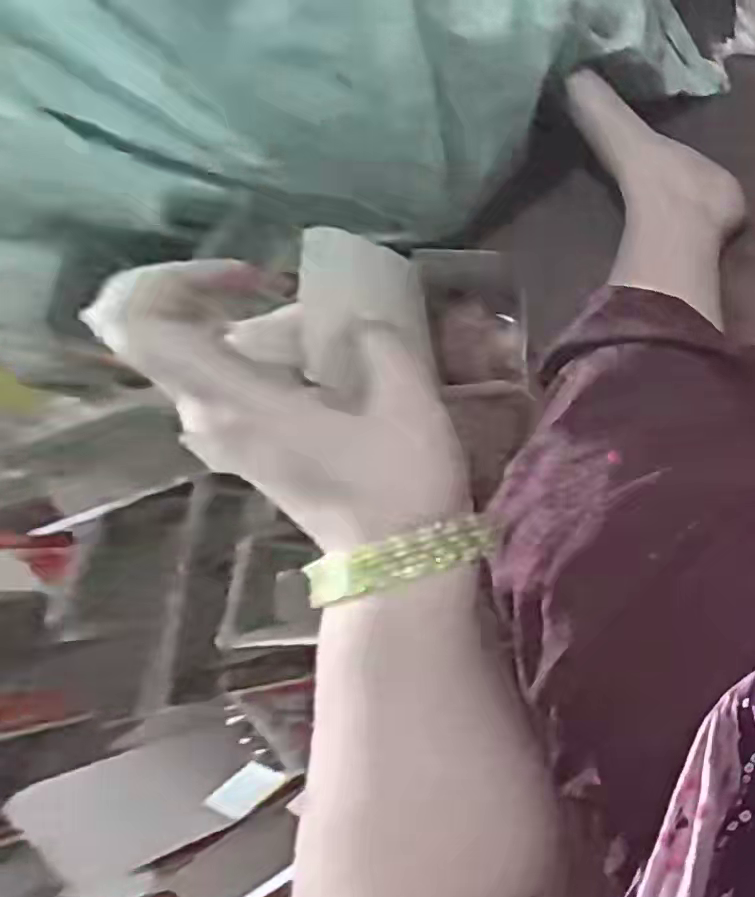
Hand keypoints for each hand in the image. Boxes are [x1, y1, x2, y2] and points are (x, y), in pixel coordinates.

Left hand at [83, 260, 468, 553]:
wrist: (404, 556)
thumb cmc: (402, 481)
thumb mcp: (411, 406)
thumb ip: (383, 349)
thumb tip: (361, 323)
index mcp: (232, 400)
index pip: (138, 318)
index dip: (177, 278)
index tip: (255, 279)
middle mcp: (209, 418)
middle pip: (186, 340)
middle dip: (247, 314)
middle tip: (317, 319)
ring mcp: (229, 443)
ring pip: (219, 370)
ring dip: (271, 349)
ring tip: (342, 357)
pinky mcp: (256, 459)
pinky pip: (243, 399)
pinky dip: (279, 379)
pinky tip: (337, 392)